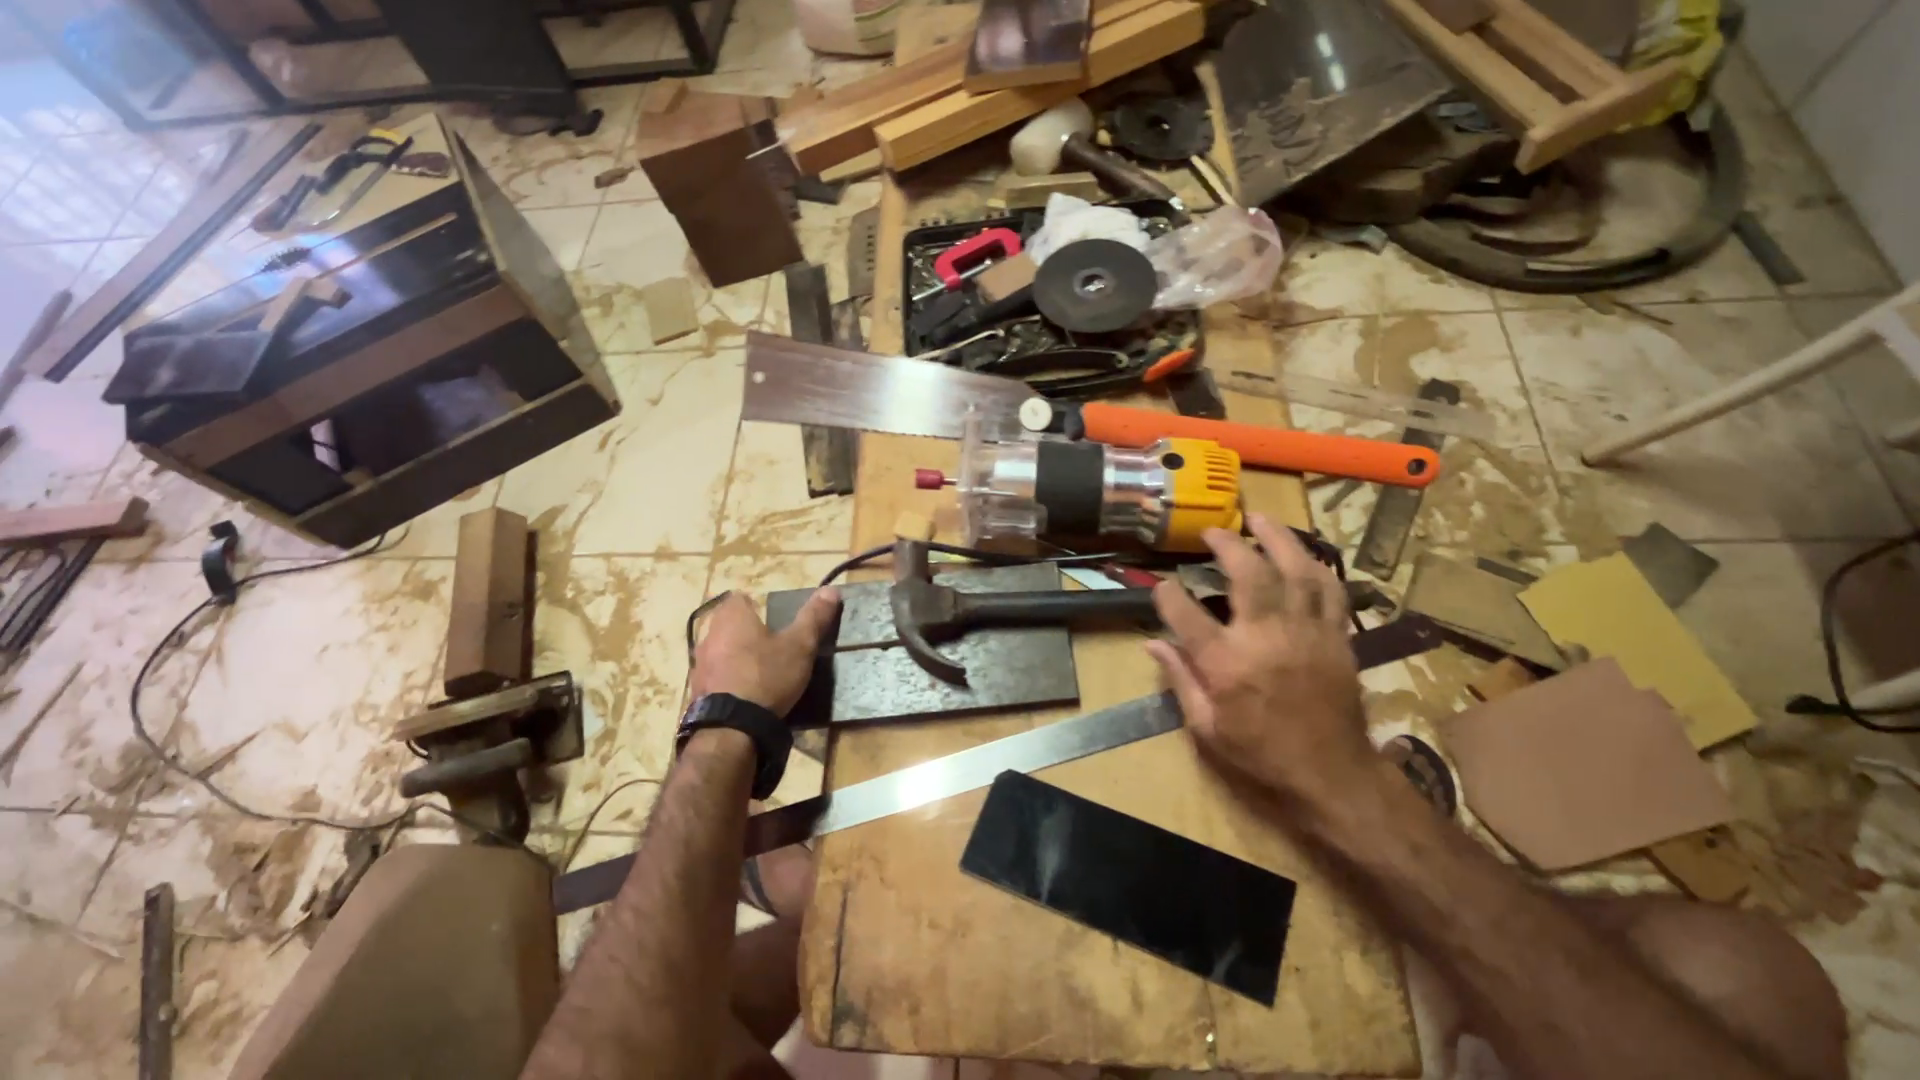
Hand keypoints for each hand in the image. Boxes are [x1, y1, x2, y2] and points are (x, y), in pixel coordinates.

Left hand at [689, 589, 840, 717]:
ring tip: (758, 672)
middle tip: (770, 646)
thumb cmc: (767, 676)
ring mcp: (699, 663)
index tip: (772, 620)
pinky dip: (727, 680)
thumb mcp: (800, 646)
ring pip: (718, 650)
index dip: (755, 605)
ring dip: (734, 656)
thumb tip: (831, 589)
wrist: (732, 726)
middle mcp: (709, 634)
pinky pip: (714, 676)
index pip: (739, 598)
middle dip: (745, 631)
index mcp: (732, 617)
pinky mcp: (696, 689)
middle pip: (727, 624)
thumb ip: (814, 617)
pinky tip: (744, 694)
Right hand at [1145, 514, 1375, 803]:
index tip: (1161, 585)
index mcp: (1227, 663)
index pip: (1186, 614)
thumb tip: (1153, 645)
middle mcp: (1266, 637)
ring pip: (1295, 570)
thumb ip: (1181, 681)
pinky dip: (1316, 567)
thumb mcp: (1207, 729)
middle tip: (1214, 531)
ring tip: (1261, 519)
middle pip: (1248, 574)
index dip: (1167, 595)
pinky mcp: (1337, 637)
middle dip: (1228, 545)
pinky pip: (1330, 590)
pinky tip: (1304, 555)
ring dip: (1278, 539)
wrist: (1331, 774)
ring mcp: (1307, 633)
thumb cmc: (1261, 756)